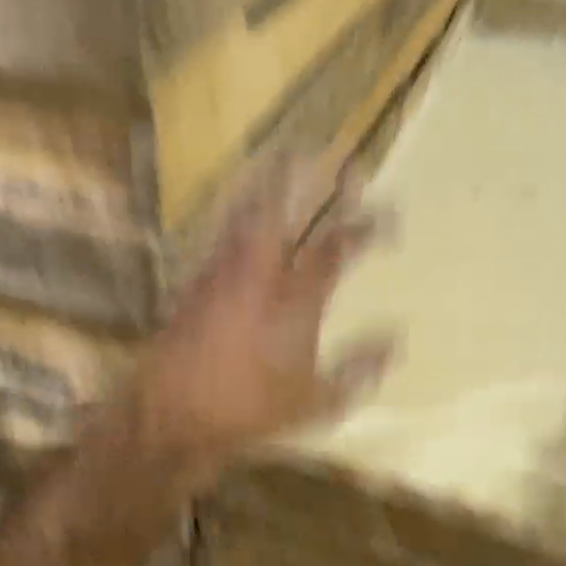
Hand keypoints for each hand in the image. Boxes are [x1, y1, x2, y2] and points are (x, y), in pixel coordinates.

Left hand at [130, 154, 398, 476]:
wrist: (171, 414)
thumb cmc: (248, 411)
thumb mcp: (315, 402)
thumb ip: (357, 370)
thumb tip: (395, 342)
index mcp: (294, 298)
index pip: (338, 247)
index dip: (367, 226)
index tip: (390, 218)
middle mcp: (257, 274)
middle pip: (281, 208)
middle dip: (304, 176)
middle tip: (319, 151)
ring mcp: (219, 274)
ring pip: (243, 214)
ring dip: (263, 186)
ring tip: (274, 161)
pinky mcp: (191, 284)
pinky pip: (218, 237)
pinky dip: (233, 218)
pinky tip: (237, 219)